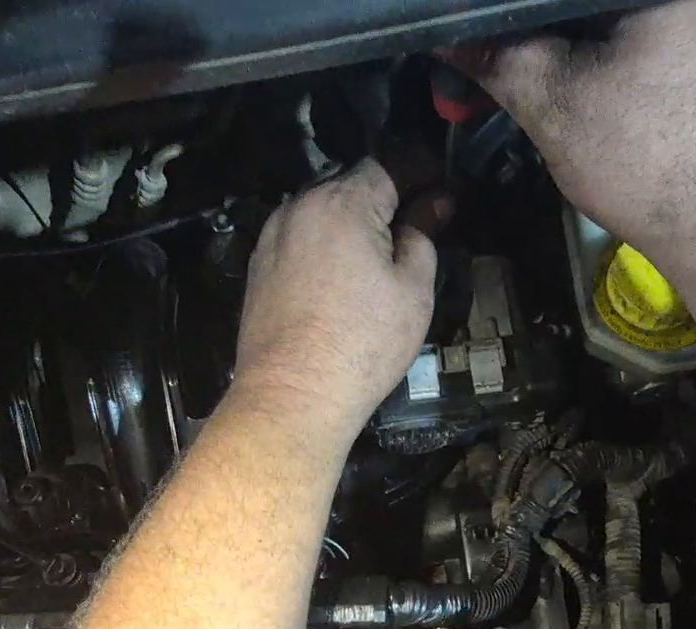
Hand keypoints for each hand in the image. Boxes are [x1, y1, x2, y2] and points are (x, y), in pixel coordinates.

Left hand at [233, 159, 438, 431]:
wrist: (293, 395)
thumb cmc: (363, 345)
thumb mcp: (412, 292)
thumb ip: (422, 236)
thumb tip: (435, 202)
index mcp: (343, 203)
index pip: (386, 166)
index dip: (417, 177)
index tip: (438, 200)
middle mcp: (299, 207)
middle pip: (348, 187)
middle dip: (380, 204)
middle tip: (409, 240)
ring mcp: (272, 237)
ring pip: (320, 215)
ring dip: (347, 228)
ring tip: (371, 268)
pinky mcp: (257, 268)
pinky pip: (298, 242)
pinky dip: (320, 250)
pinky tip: (336, 286)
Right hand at [449, 0, 695, 273]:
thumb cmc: (649, 157)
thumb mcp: (557, 107)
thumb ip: (498, 61)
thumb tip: (448, 38)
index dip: (497, 11)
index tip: (459, 36)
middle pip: (571, 2)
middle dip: (521, 30)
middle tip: (475, 65)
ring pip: (599, 20)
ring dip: (552, 46)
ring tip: (507, 77)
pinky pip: (627, 39)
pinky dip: (588, 60)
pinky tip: (560, 89)